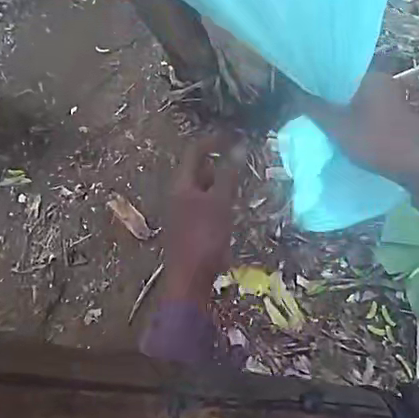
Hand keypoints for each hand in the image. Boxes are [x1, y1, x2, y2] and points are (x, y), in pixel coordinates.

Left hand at [161, 133, 240, 303]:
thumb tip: (239, 146)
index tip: (235, 137)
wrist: (189, 279)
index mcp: (181, 185)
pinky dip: (217, 202)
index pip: (194, 152)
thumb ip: (229, 175)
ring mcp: (180, 213)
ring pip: (202, 189)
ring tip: (239, 188)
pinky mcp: (187, 228)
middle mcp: (177, 195)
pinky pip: (203, 206)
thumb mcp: (220, 203)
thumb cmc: (204, 238)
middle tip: (241, 164)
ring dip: (220, 184)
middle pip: (197, 170)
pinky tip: (230, 212)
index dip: (213, 141)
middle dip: (219, 164)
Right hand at [302, 67, 418, 180]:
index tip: (298, 82)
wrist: (416, 168)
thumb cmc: (375, 141)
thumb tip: (291, 90)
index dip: (316, 73)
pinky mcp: (394, 116)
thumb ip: (313, 107)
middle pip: (346, 82)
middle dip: (326, 92)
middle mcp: (384, 81)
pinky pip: (365, 109)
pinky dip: (351, 115)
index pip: (337, 65)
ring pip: (355, 97)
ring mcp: (391, 99)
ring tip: (316, 114)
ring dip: (338, 106)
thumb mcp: (336, 126)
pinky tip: (338, 126)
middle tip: (303, 100)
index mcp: (371, 75)